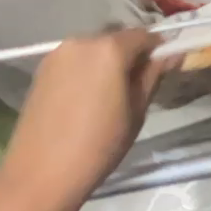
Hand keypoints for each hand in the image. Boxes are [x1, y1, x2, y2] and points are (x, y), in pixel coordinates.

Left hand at [0, 30, 165, 208]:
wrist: (40, 174)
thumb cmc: (98, 146)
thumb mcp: (136, 113)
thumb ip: (152, 77)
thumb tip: (170, 54)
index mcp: (109, 49)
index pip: (143, 36)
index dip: (157, 49)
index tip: (163, 68)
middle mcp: (82, 41)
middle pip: (116, 39)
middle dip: (130, 55)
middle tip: (136, 85)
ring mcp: (58, 54)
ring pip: (93, 49)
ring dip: (106, 62)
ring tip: (109, 95)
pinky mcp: (42, 68)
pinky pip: (74, 60)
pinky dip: (86, 70)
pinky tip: (86, 99)